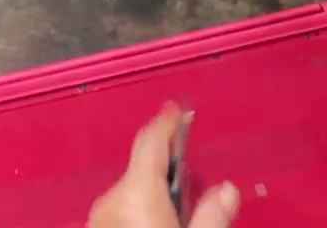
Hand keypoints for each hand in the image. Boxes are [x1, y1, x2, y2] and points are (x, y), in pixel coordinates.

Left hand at [88, 105, 239, 227]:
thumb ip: (213, 217)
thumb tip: (227, 189)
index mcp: (138, 192)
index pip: (151, 141)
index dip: (166, 123)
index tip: (177, 111)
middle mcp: (112, 200)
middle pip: (142, 171)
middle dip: (167, 172)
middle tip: (194, 181)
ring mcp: (99, 220)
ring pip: (131, 196)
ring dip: (153, 198)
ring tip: (180, 217)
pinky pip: (121, 216)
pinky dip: (140, 216)